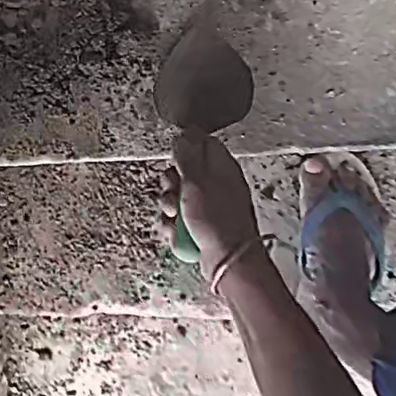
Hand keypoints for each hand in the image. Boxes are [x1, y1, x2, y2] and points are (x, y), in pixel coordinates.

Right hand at [157, 130, 262, 279]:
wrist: (227, 260)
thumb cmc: (217, 220)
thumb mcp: (197, 181)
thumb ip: (187, 156)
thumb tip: (182, 135)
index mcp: (222, 168)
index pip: (203, 143)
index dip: (184, 148)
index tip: (174, 158)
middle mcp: (216, 184)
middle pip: (182, 171)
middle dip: (170, 183)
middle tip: (173, 192)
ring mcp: (207, 206)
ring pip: (176, 196)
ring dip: (168, 206)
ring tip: (174, 216)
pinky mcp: (199, 225)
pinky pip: (177, 217)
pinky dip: (172, 224)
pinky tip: (174, 230)